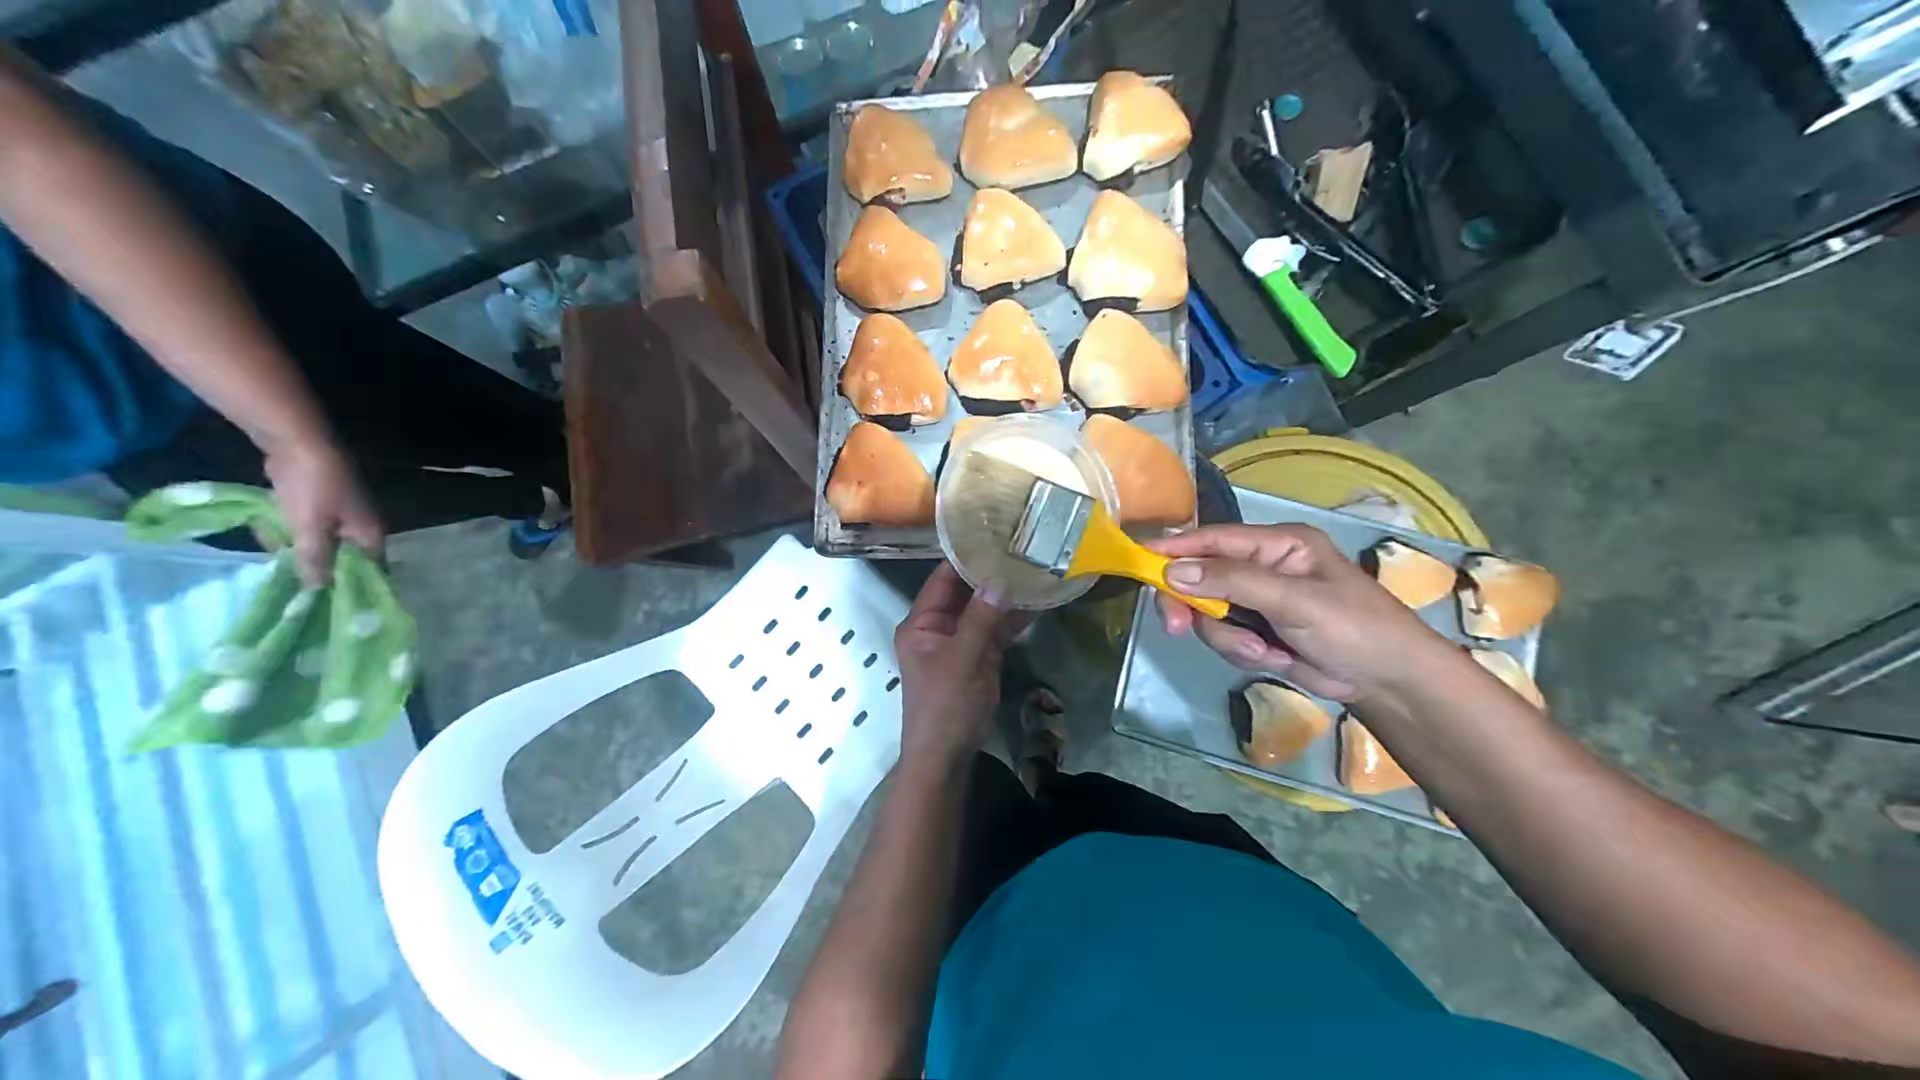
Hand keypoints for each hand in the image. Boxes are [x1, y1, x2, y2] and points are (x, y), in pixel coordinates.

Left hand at [262, 437, 385, 586]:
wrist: (299, 443)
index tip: (331, 604)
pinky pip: (307, 529)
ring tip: (273, 552)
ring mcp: (341, 516)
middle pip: (345, 559)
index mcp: (370, 535)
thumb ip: (315, 560)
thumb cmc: (313, 488)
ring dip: (299, 549)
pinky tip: (268, 530)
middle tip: (293, 584)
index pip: (370, 570)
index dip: (353, 587)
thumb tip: (317, 591)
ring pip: (323, 544)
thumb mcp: (311, 528)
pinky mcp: (320, 506)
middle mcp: (362, 528)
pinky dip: (290, 533)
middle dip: (320, 570)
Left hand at [893, 565, 1027, 769]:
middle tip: (1022, 548)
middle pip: (965, 593)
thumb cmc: (945, 707)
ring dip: (1006, 596)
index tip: (992, 536)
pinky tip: (1038, 602)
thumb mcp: (963, 660)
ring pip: (984, 611)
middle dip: (991, 575)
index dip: (965, 559)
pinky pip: (996, 631)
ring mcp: (960, 643)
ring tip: (1035, 568)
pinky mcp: (978, 658)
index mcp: (921, 623)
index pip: (942, 580)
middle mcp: (938, 628)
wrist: (945, 757)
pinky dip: (1013, 619)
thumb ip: (981, 619)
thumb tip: (1000, 582)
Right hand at [1149, 524, 1455, 703]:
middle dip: (1192, 605)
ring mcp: (1255, 600)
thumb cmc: (1355, 627)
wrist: (1388, 682)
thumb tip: (1172, 570)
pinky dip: (1242, 652)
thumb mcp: (1295, 601)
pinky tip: (1275, 658)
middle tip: (1177, 628)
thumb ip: (1233, 582)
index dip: (1174, 549)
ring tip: (1266, 653)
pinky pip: (1223, 637)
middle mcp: (1260, 566)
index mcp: (1276, 544)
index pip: (1212, 539)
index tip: (1139, 562)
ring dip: (1229, 638)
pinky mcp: (1255, 630)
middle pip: (1199, 577)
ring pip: (1207, 613)